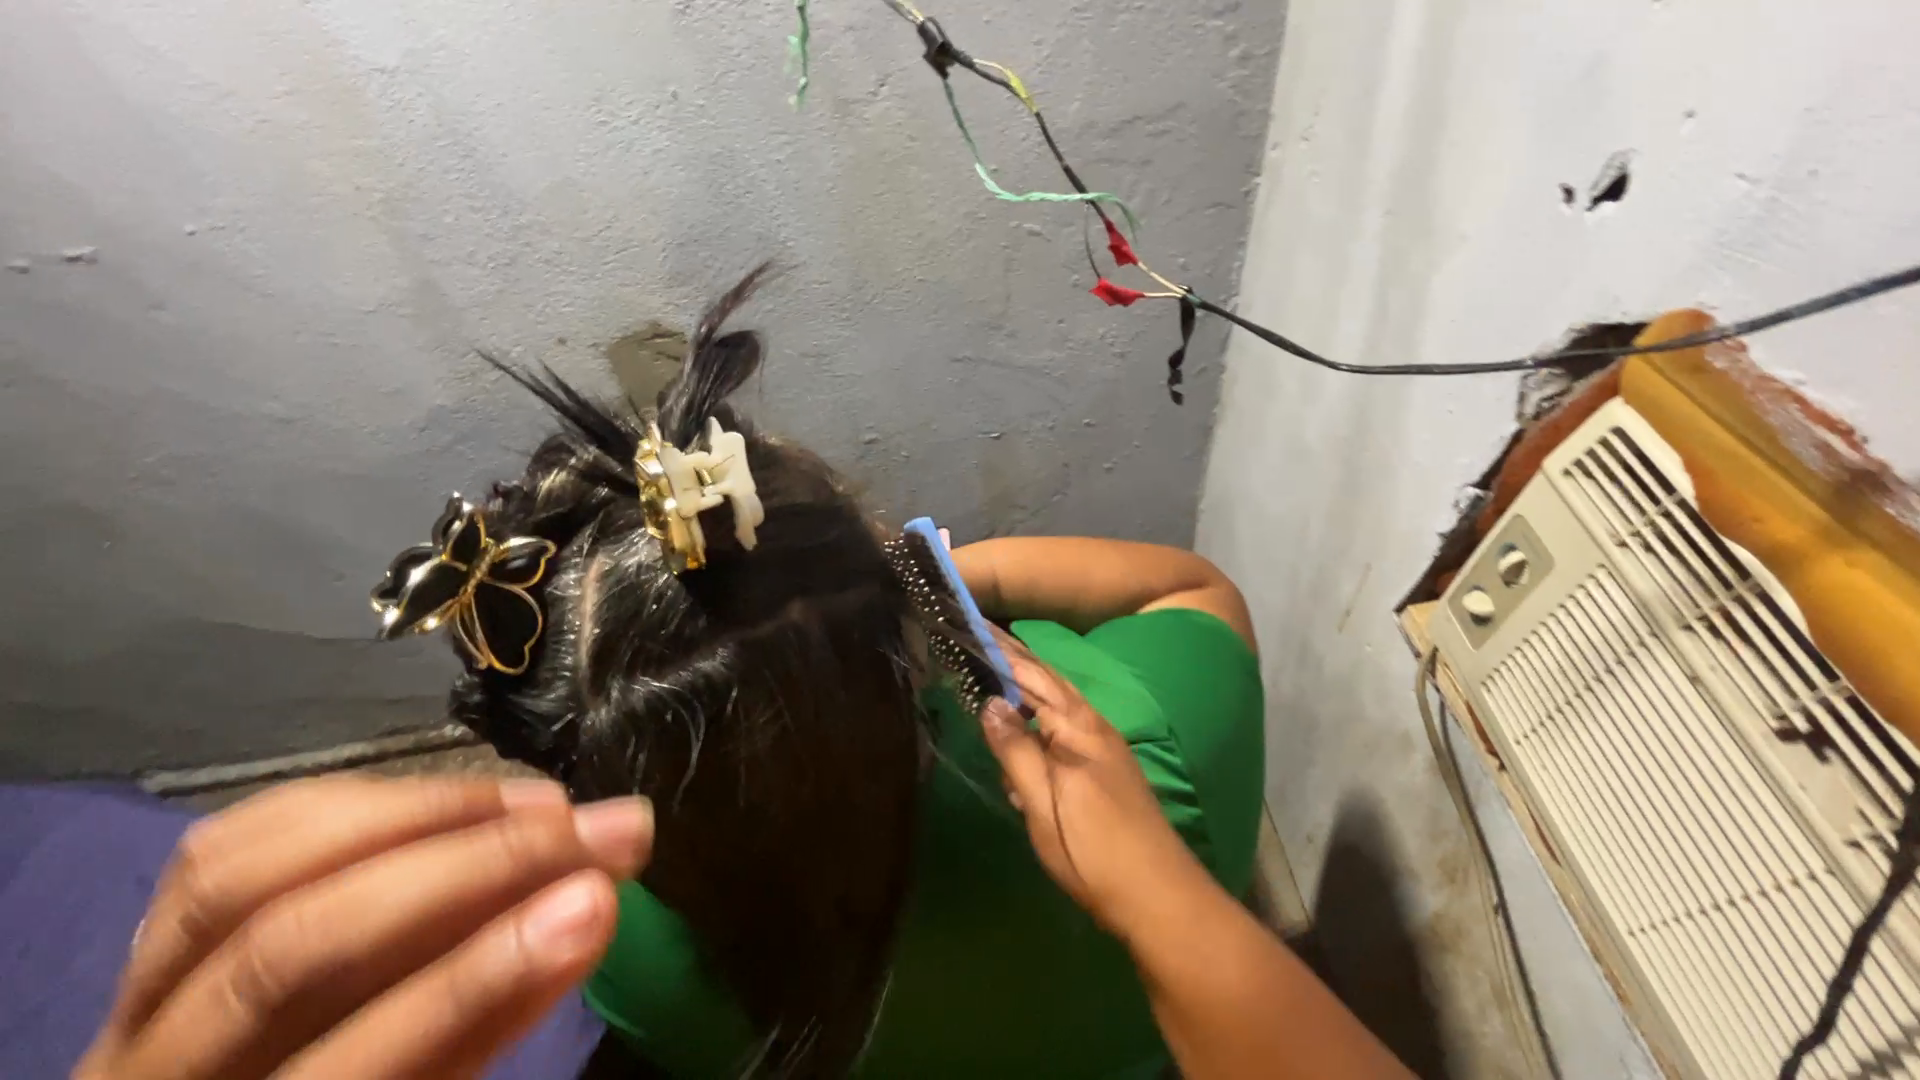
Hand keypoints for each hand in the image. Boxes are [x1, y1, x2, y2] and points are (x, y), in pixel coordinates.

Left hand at [75, 774, 652, 1079]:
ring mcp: (129, 1005)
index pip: (352, 1069)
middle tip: (599, 828)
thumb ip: (492, 1019)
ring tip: (543, 802)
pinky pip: (229, 841)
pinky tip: (451, 797)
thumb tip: (589, 905)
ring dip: (425, 817)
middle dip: (475, 870)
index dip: (479, 979)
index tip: (597, 901)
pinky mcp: (148, 935)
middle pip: (296, 951)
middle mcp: (152, 1077)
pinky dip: (356, 800)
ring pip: (248, 877)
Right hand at [978, 637, 1209, 940]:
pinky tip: (1021, 731)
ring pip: (1057, 704)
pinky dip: (1038, 716)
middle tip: (975, 636)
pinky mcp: (1104, 770)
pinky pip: (1064, 728)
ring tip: (991, 671)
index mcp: (1078, 728)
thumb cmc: (1096, 852)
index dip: (1000, 650)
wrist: (1161, 897)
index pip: (1031, 675)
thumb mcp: (1045, 805)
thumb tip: (990, 701)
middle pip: (1047, 681)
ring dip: (1025, 684)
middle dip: (1013, 658)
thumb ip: (1017, 751)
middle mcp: (1093, 727)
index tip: (970, 623)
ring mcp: (1103, 748)